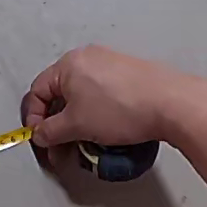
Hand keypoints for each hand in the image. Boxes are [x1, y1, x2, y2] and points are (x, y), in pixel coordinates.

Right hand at [21, 45, 206, 149]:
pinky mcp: (128, 75)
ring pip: (81, 98)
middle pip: (59, 95)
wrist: (172, 105)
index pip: (37, 92)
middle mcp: (88, 59)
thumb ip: (49, 131)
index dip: (34, 119)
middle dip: (58, 126)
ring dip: (78, 123)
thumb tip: (41, 134)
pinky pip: (101, 96)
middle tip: (62, 148)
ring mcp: (110, 65)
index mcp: (68, 64)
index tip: (40, 138)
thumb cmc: (125, 107)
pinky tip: (106, 132)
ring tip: (86, 143)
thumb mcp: (75, 126)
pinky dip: (97, 115)